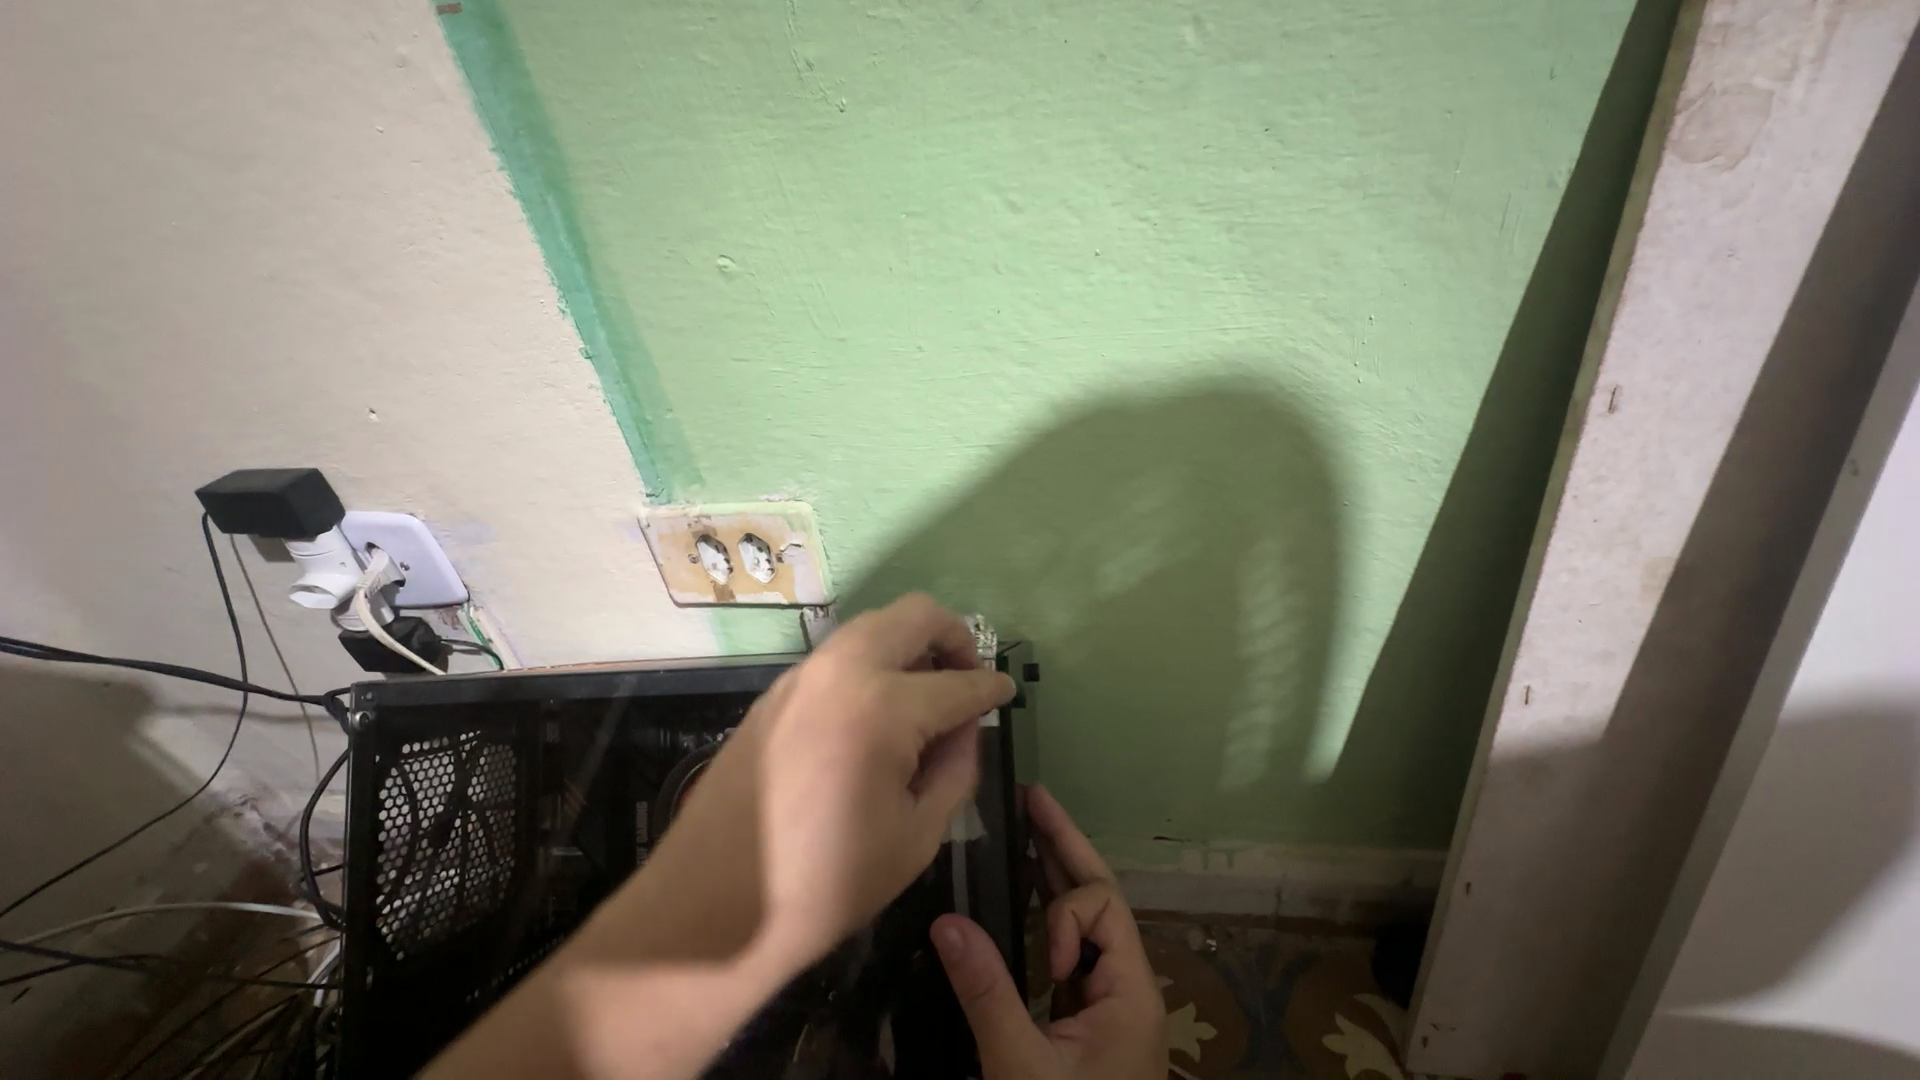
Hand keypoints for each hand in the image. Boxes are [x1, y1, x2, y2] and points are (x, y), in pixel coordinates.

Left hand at [651, 593, 1014, 969]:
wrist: (711, 906)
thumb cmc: (827, 885)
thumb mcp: (917, 836)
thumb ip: (956, 769)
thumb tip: (964, 729)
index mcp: (884, 707)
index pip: (959, 682)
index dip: (991, 689)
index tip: (1006, 692)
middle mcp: (842, 671)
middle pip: (915, 615)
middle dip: (953, 637)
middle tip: (966, 678)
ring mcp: (801, 676)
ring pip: (872, 626)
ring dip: (908, 645)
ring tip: (924, 695)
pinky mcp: (774, 693)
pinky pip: (837, 657)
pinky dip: (870, 665)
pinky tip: (874, 715)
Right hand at [932, 787, 1167, 1079]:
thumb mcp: (1023, 1070)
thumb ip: (988, 994)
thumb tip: (945, 919)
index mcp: (1130, 991)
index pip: (1104, 910)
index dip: (1066, 915)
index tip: (1045, 967)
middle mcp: (1122, 985)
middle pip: (1097, 898)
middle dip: (1063, 845)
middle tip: (1030, 796)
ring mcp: (1103, 1001)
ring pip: (1082, 922)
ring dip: (1053, 874)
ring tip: (1022, 828)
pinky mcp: (1082, 1019)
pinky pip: (1066, 950)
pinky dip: (1043, 915)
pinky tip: (1018, 897)